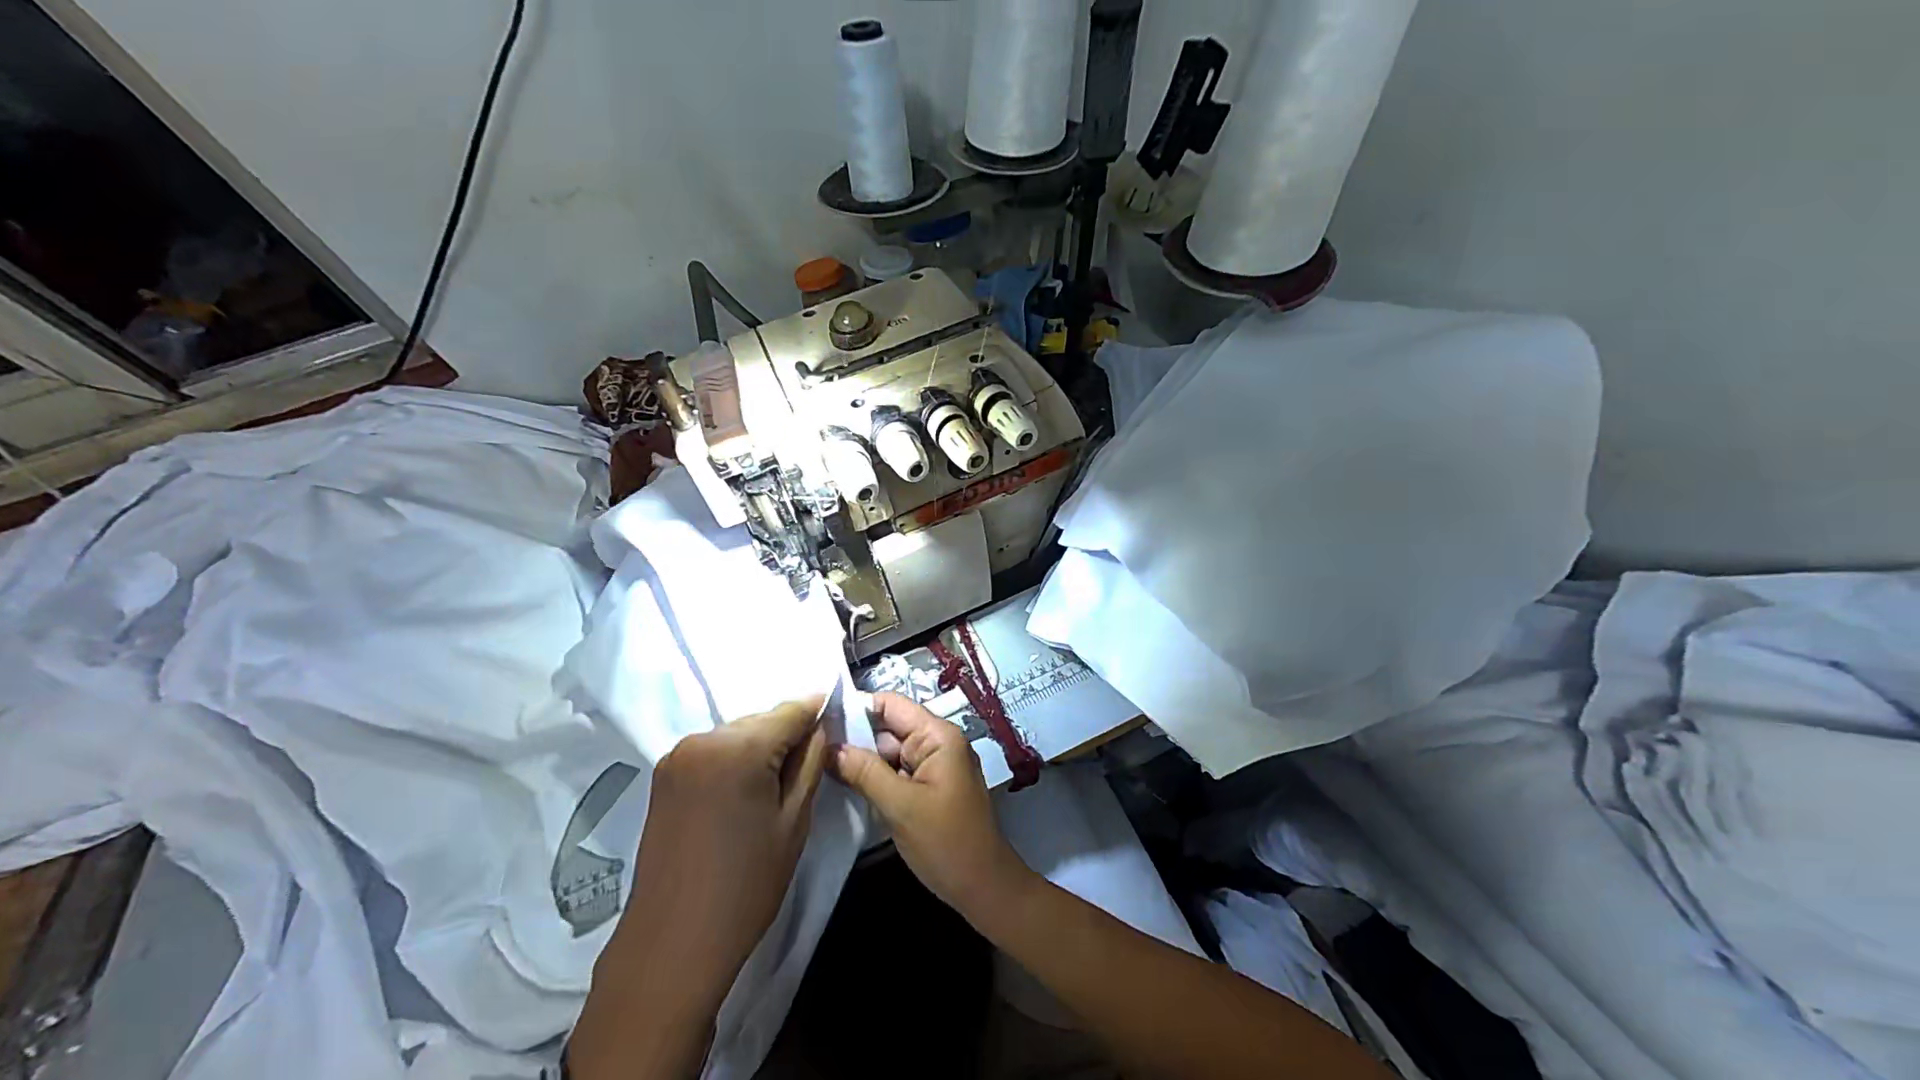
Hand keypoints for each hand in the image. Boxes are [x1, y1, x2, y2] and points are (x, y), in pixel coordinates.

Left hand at [572, 697, 830, 1079]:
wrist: (674, 941)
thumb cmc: (747, 884)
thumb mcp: (794, 820)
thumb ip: (811, 762)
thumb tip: (820, 726)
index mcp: (738, 748)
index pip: (790, 711)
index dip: (816, 712)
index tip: (835, 719)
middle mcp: (702, 740)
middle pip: (760, 721)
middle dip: (786, 735)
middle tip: (807, 767)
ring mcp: (677, 757)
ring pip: (736, 735)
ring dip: (759, 749)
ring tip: (773, 788)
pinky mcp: (663, 776)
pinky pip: (712, 752)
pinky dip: (733, 761)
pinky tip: (742, 796)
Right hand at [830, 693, 1032, 916]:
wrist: (984, 887)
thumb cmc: (946, 843)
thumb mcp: (900, 806)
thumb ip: (864, 772)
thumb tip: (828, 747)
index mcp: (938, 736)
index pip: (891, 705)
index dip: (856, 709)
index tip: (819, 722)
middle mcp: (936, 744)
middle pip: (886, 728)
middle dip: (853, 739)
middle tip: (810, 749)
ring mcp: (933, 767)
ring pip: (887, 753)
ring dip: (860, 761)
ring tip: (818, 766)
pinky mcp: (927, 789)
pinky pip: (895, 773)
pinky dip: (874, 779)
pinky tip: (845, 786)